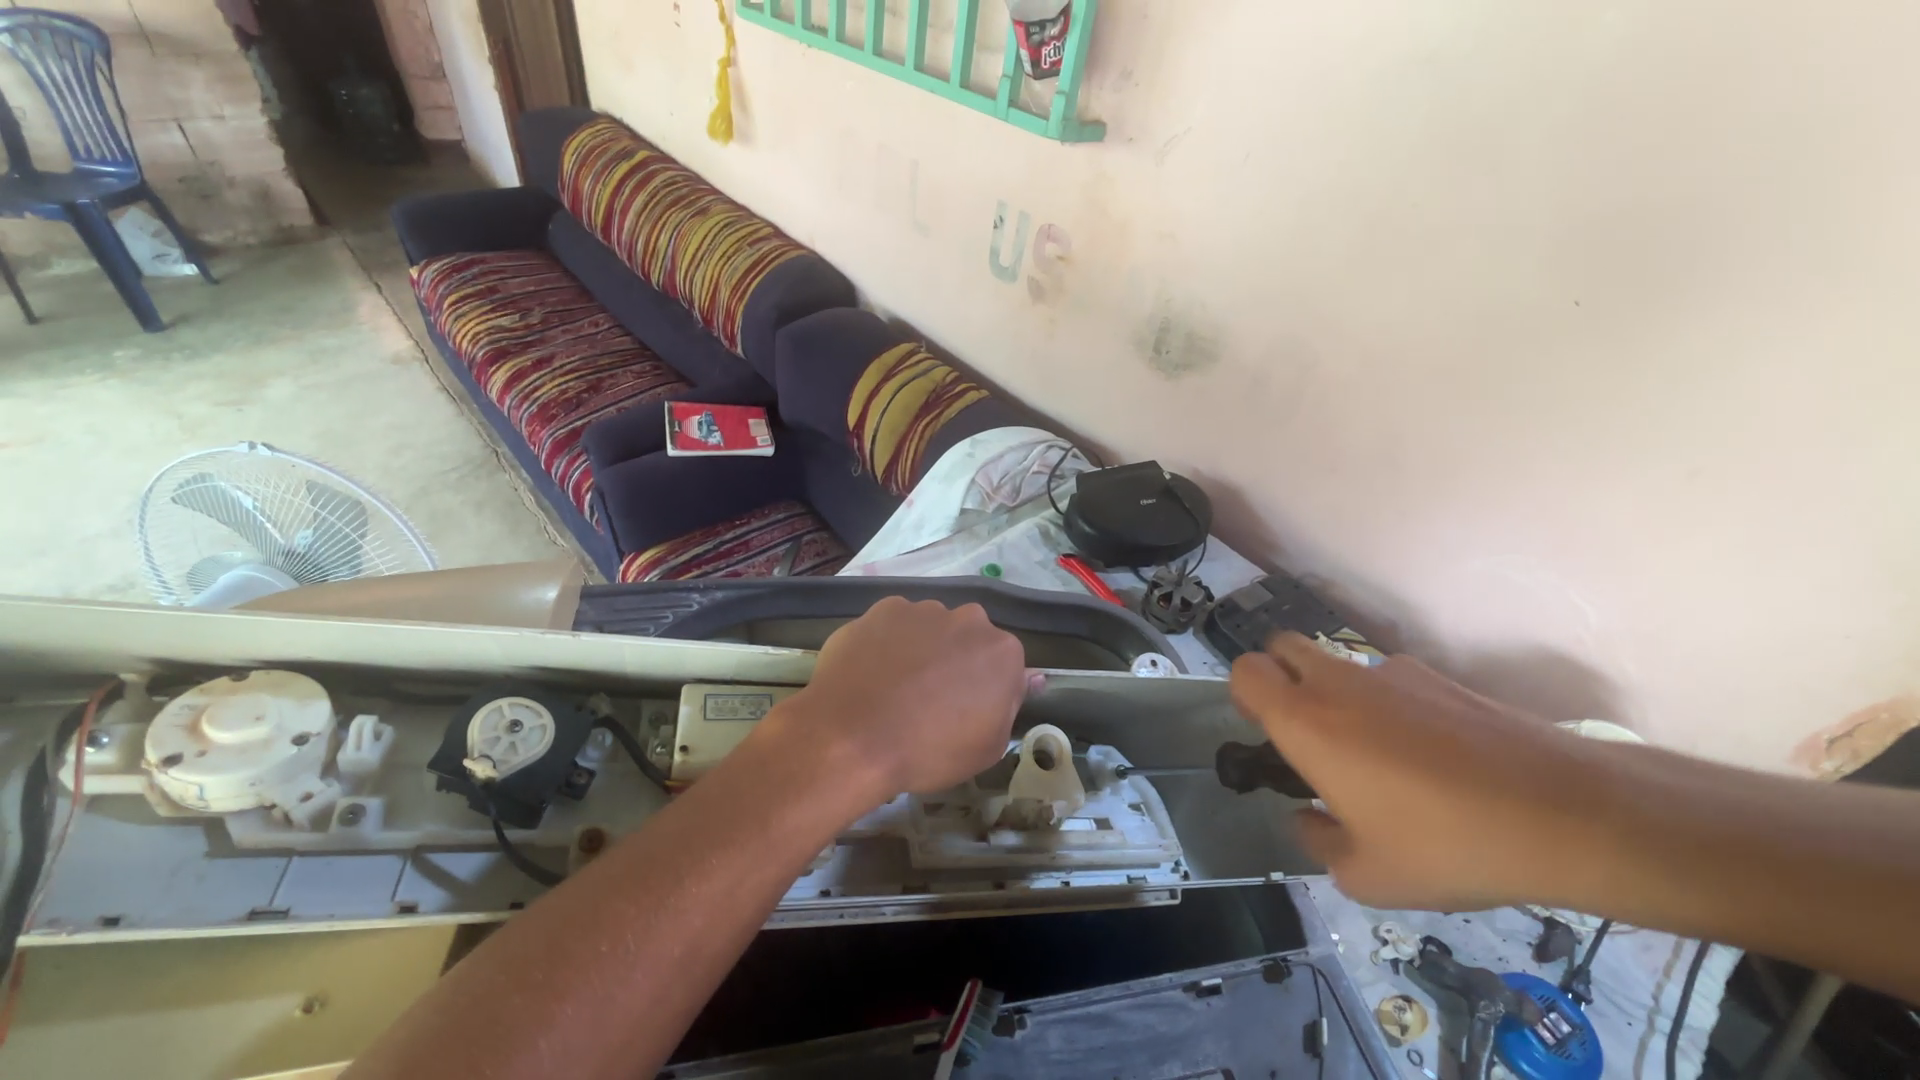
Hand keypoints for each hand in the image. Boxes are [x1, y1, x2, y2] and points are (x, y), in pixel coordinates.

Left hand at [759, 597, 1034, 799]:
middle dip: (955, 660)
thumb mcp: (988, 747)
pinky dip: (887, 642)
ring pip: (930, 628)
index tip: (966, 711)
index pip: (1005, 665)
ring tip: (895, 687)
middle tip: (931, 698)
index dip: (986, 689)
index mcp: (1002, 652)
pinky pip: (893, 624)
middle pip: (969, 638)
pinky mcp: (882, 609)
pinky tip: (871, 673)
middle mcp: (968, 620)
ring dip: (921, 648)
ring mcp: (922, 610)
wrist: (852, 738)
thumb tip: (1030, 678)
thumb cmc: (929, 752)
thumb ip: (1011, 705)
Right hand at [1231, 633, 1614, 910]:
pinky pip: (1392, 681)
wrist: (1565, 814)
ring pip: (1340, 664)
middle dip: (1280, 678)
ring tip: (1380, 757)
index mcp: (1306, 723)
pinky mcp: (1442, 678)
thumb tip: (1311, 818)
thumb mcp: (1366, 876)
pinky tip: (1434, 757)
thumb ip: (1317, 842)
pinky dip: (1392, 706)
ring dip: (1339, 695)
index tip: (1264, 733)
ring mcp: (1394, 673)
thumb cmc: (1447, 845)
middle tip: (1305, 733)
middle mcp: (1340, 684)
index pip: (1246, 671)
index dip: (1244, 696)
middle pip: (1283, 646)